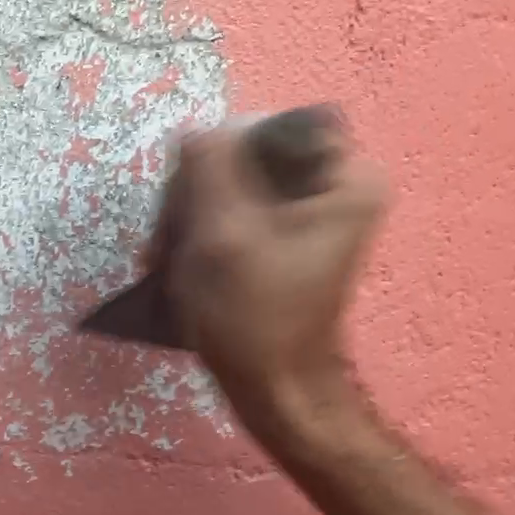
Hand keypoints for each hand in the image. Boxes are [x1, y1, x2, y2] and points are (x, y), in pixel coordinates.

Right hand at [155, 118, 388, 427]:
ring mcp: (314, 209)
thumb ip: (210, 165)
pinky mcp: (289, 231)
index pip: (265, 125)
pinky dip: (204, 226)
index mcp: (346, 177)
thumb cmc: (252, 316)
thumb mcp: (223, 233)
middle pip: (246, 152)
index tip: (191, 197)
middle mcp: (339, 184)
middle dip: (198, 190)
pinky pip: (236, 204)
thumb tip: (199, 128)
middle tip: (169, 234)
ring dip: (192, 211)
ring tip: (168, 252)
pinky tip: (179, 256)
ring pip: (233, 179)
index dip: (218, 153)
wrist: (274, 389)